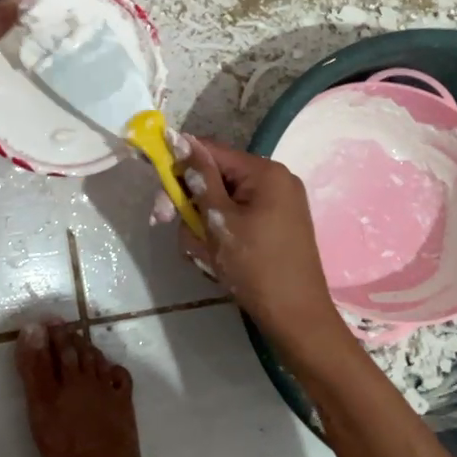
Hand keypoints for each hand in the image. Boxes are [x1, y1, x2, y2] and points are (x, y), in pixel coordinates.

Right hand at [161, 136, 348, 346]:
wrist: (297, 318)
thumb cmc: (255, 266)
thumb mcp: (219, 221)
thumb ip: (199, 177)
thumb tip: (180, 139)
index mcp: (265, 172)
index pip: (211, 151)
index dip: (180, 165)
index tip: (159, 189)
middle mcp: (275, 180)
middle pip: (216, 176)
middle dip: (191, 201)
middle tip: (165, 222)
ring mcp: (279, 204)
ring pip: (223, 200)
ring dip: (203, 222)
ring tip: (201, 252)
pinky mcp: (277, 225)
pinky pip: (238, 216)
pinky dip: (221, 232)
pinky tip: (215, 257)